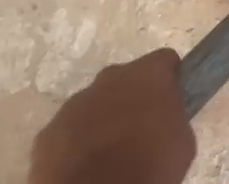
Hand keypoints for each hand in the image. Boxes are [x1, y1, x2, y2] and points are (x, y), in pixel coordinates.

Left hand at [29, 48, 196, 183]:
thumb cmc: (150, 166)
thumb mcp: (183, 141)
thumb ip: (173, 118)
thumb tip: (164, 122)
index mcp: (147, 74)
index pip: (164, 61)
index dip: (169, 79)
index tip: (171, 101)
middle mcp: (109, 79)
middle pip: (124, 79)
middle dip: (131, 98)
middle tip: (139, 130)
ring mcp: (73, 105)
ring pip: (93, 104)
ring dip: (102, 120)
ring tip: (108, 154)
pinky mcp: (46, 135)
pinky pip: (66, 132)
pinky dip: (74, 144)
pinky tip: (83, 168)